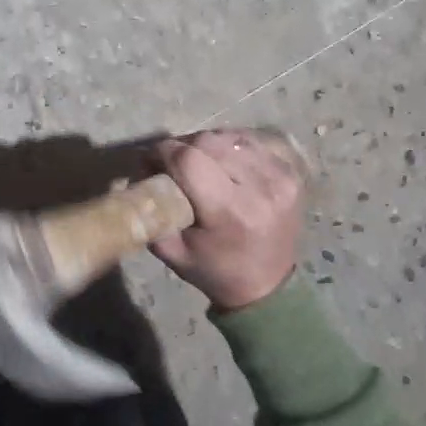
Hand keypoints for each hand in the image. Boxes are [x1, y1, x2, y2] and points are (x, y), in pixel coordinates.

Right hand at [149, 128, 305, 309]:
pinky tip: (224, 162)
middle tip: (171, 164)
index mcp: (231, 211)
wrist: (269, 288)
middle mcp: (261, 188)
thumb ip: (149, 211)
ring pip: (228, 137)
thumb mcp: (172, 250)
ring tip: (198, 164)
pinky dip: (231, 145)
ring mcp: (281, 177)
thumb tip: (134, 176)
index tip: (150, 162)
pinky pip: (251, 141)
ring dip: (206, 145)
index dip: (162, 153)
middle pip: (208, 142)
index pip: (188, 158)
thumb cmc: (215, 271)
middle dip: (182, 148)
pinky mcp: (291, 172)